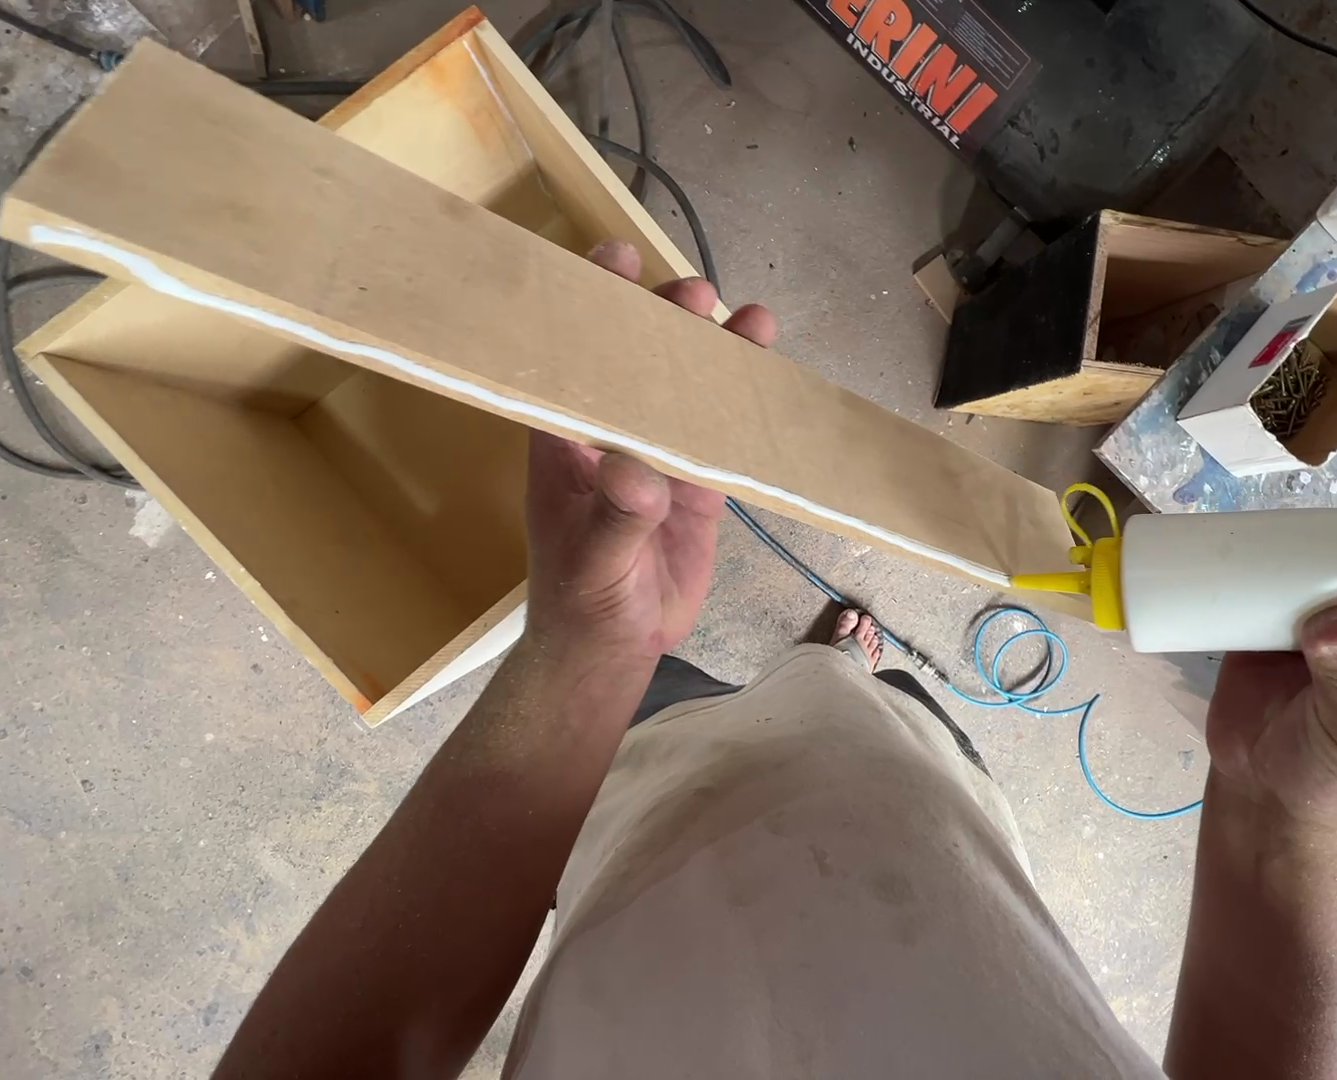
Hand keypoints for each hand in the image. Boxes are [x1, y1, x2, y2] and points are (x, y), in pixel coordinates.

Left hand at [522, 241, 777, 664]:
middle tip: (697, 295)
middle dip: (665, 323)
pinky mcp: (697, 486)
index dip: (590, 307)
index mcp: (567, 443)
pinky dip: (745, 409)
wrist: (618, 646)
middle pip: (639, 364)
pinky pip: (721, 437)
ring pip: (688, 394)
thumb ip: (616, 520)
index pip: (572, 361)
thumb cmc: (584, 602)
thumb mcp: (593, 563)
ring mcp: (660, 459)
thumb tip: (639, 472)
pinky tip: (769, 383)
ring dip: (716, 357)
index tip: (616, 259)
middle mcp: (613, 438)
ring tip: (751, 322)